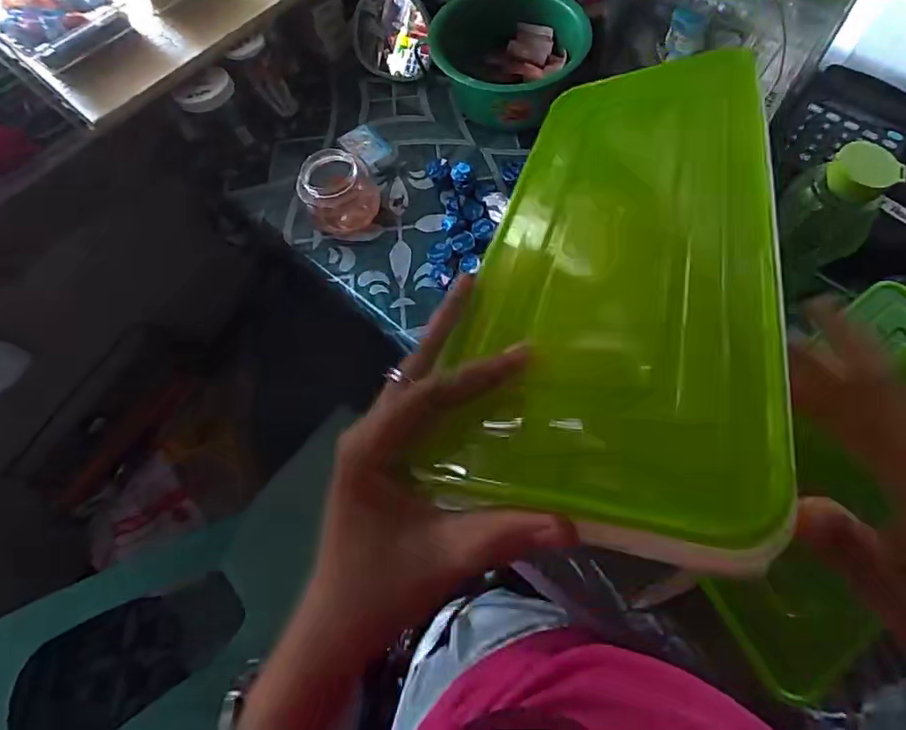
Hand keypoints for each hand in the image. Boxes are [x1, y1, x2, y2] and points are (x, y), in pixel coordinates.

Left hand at [310, 273, 575, 653]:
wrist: (334, 624)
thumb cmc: (379, 589)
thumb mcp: (442, 560)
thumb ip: (502, 536)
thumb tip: (570, 522)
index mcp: (371, 447)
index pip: (428, 395)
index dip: (477, 374)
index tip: (522, 354)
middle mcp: (367, 432)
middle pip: (412, 368)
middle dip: (443, 325)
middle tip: (471, 280)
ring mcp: (372, 441)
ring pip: (411, 381)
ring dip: (441, 347)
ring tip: (471, 309)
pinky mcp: (381, 454)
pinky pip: (415, 406)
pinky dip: (441, 383)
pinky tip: (465, 377)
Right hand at [789, 298, 905, 729]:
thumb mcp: (899, 601)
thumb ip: (849, 548)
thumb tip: (792, 504)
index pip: (884, 401)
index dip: (849, 352)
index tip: (816, 313)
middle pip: (882, 398)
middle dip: (833, 360)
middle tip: (785, 332)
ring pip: (887, 412)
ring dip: (842, 382)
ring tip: (798, 357)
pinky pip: (892, 433)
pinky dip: (855, 409)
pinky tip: (832, 406)